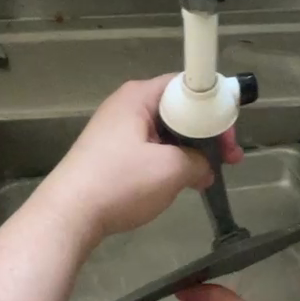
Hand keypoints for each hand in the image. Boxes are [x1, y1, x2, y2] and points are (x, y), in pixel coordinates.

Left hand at [31, 74, 244, 241]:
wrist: (69, 215)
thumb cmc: (120, 183)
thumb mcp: (170, 170)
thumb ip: (198, 162)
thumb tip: (206, 168)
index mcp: (138, 97)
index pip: (186, 85)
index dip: (214, 108)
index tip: (229, 134)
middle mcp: (127, 106)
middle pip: (178, 110)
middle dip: (206, 133)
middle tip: (229, 157)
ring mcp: (118, 131)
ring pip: (167, 133)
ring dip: (191, 152)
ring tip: (210, 174)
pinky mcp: (112, 155)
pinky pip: (152, 150)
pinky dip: (171, 163)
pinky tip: (186, 182)